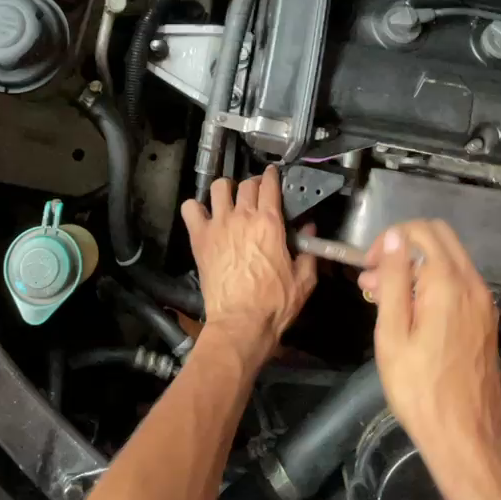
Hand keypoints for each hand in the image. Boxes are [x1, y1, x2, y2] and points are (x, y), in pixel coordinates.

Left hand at [180, 167, 317, 366]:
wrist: (240, 323)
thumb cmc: (274, 304)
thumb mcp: (303, 280)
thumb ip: (309, 251)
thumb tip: (310, 228)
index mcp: (269, 222)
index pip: (269, 185)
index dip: (272, 176)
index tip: (273, 176)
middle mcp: (242, 216)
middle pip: (246, 184)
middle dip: (253, 184)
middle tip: (256, 194)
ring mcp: (218, 225)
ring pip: (218, 187)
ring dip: (225, 190)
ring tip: (229, 199)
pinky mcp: (199, 238)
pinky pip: (190, 209)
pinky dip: (195, 208)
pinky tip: (202, 215)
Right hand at [359, 220, 500, 471]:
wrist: (466, 438)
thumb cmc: (419, 389)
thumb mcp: (393, 333)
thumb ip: (395, 279)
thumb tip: (395, 237)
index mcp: (449, 284)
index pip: (421, 232)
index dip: (391, 240)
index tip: (370, 267)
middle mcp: (473, 285)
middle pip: (440, 237)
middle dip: (404, 247)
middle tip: (376, 276)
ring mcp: (484, 303)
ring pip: (449, 260)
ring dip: (416, 266)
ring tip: (382, 297)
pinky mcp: (486, 320)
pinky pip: (458, 283)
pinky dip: (432, 283)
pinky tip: (409, 312)